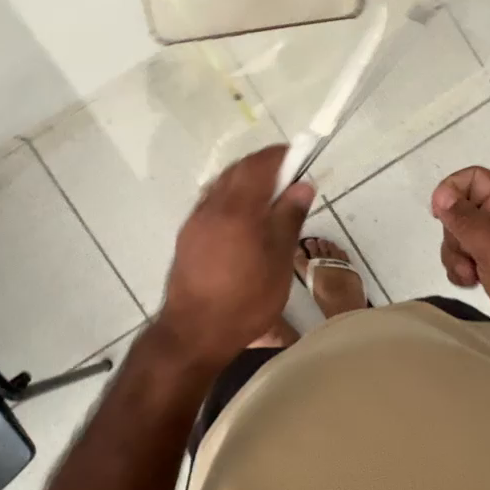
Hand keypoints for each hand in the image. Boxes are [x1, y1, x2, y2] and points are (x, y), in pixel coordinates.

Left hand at [154, 146, 315, 367]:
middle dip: (265, 167)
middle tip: (290, 181)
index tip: (301, 158)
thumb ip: (288, 219)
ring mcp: (195, 220)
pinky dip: (232, 199)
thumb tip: (302, 185)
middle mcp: (212, 206)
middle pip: (239, 170)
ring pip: (223, 185)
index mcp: (237, 209)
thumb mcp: (278, 262)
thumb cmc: (245, 302)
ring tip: (270, 202)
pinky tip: (245, 222)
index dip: (282, 156)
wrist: (194, 332)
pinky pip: (212, 203)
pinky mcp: (187, 235)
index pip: (260, 164)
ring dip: (246, 182)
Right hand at [431, 166, 489, 349]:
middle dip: (453, 235)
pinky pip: (461, 258)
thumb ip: (464, 219)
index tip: (439, 214)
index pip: (472, 178)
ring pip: (456, 237)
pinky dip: (460, 271)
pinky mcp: (489, 263)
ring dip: (455, 257)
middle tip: (466, 254)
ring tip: (471, 274)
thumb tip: (441, 195)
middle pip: (459, 210)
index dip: (452, 189)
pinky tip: (471, 283)